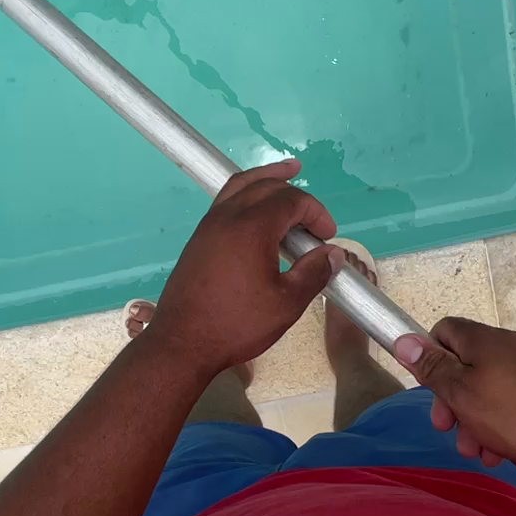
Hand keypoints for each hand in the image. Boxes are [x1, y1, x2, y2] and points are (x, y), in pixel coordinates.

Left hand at [141, 160, 342, 376]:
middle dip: (296, 196)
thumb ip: (313, 273)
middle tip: (314, 220)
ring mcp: (209, 225)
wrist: (182, 342)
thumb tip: (333, 254)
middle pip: (267, 186)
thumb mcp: (286, 303)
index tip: (327, 236)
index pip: (292, 201)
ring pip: (241, 186)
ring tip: (287, 172)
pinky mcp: (199, 239)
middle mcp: (228, 216)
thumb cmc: (237, 324)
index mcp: (252, 227)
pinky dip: (247, 194)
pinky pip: (227, 201)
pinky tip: (257, 210)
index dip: (316, 213)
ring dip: (267, 179)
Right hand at [393, 317, 515, 471]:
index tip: (428, 386)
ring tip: (475, 451)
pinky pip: (506, 401)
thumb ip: (431, 366)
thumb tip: (403, 338)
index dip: (429, 355)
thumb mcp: (461, 392)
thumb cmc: (511, 415)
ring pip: (483, 388)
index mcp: (484, 339)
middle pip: (463, 364)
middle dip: (449, 399)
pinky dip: (495, 423)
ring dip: (471, 419)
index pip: (444, 330)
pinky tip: (496, 452)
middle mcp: (506, 346)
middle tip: (446, 428)